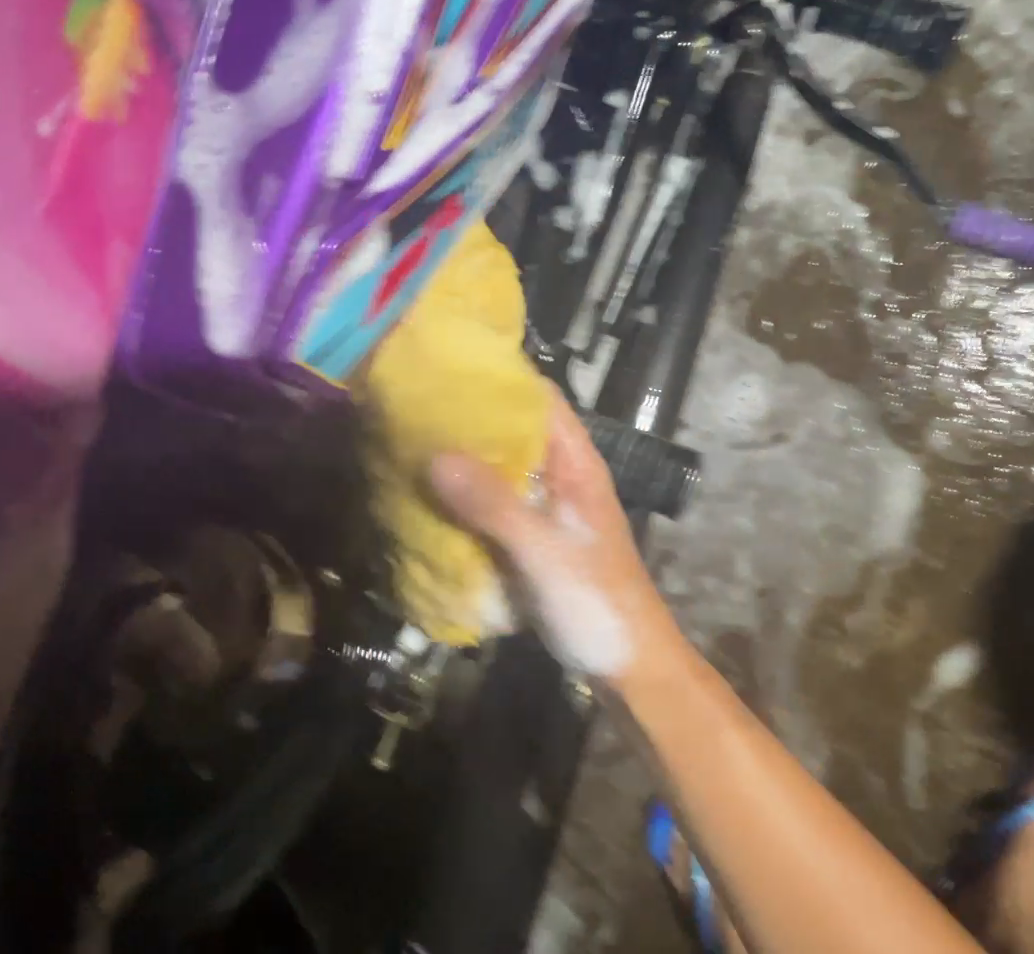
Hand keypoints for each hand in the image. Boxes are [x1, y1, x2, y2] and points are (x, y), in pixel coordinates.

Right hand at [427, 389, 684, 682]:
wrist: (628, 665)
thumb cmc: (595, 600)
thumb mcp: (543, 550)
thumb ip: (493, 504)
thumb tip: (434, 456)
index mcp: (577, 464)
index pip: (540, 400)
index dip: (499, 379)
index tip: (445, 368)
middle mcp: (561, 479)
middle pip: (513, 435)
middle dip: (468, 424)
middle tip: (407, 412)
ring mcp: (546, 514)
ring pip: (499, 475)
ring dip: (461, 467)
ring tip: (404, 451)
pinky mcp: (531, 546)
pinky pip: (492, 513)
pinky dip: (464, 507)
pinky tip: (424, 506)